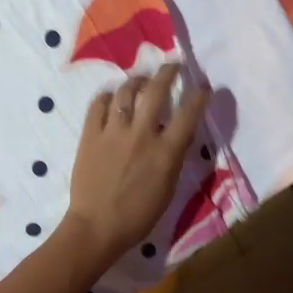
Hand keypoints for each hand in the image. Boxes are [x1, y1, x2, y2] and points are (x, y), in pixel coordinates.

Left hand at [62, 64, 209, 267]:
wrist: (97, 227)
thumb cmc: (137, 216)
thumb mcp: (168, 189)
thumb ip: (172, 158)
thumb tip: (175, 137)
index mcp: (165, 152)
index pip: (188, 114)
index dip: (199, 96)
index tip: (203, 86)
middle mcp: (141, 135)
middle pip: (156, 91)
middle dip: (167, 73)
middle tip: (172, 66)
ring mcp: (112, 132)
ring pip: (126, 92)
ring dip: (136, 80)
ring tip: (141, 79)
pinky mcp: (89, 135)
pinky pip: (98, 104)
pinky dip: (108, 96)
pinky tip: (112, 96)